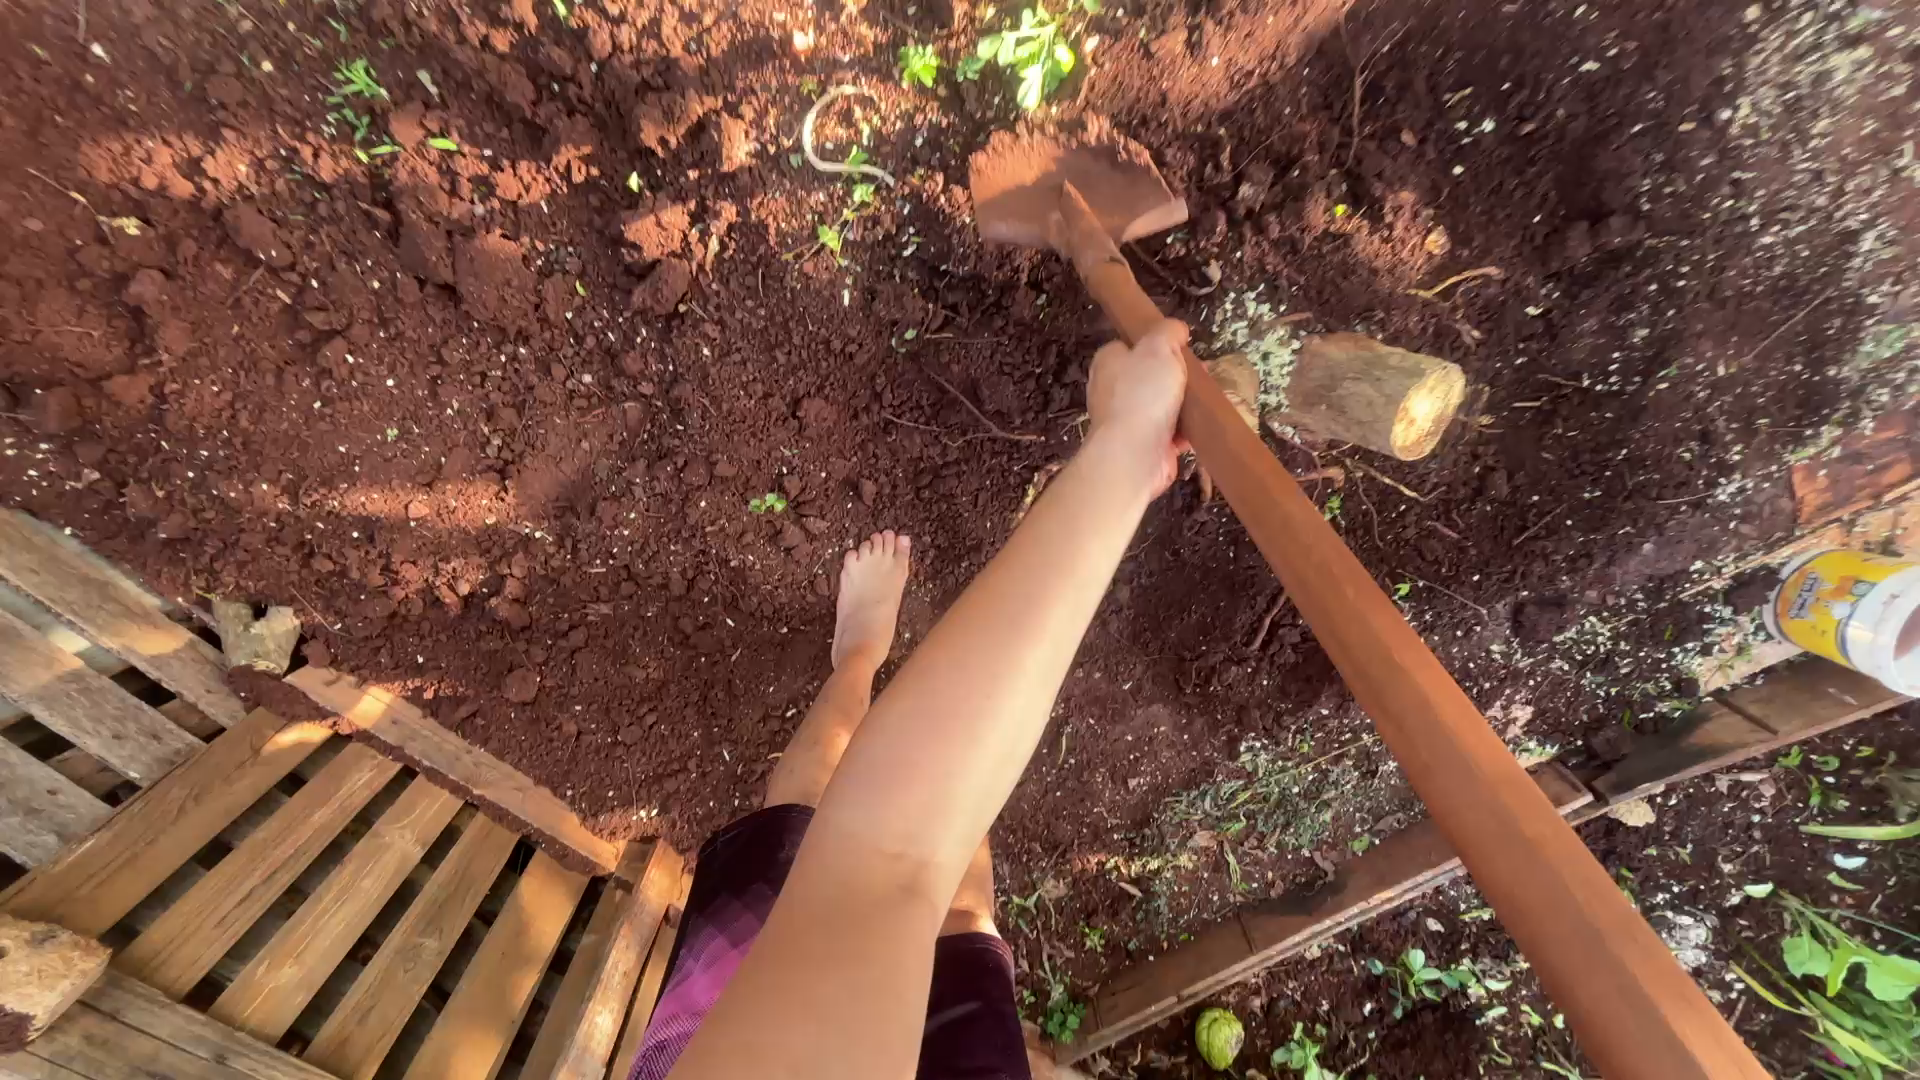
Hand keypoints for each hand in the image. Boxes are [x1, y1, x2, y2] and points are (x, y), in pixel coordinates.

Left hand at [1086, 320, 1188, 493]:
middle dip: (1178, 375)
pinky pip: (1168, 432)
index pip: (1131, 345)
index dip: (1157, 344)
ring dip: (1185, 403)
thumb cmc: (1142, 394)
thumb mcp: (1158, 347)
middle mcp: (1112, 391)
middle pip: (1150, 375)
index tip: (1181, 348)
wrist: (1134, 454)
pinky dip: (1185, 431)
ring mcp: (1126, 420)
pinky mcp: (1142, 444)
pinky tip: (1200, 425)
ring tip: (1204, 399)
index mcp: (1108, 362)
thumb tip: (1175, 329)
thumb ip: (1167, 332)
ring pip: (1162, 404)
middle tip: (1200, 374)